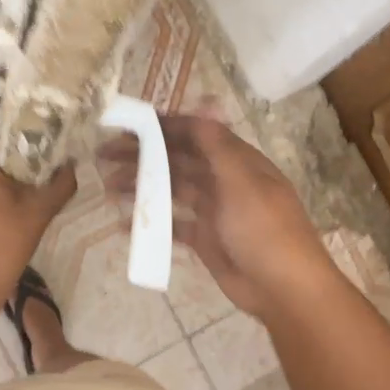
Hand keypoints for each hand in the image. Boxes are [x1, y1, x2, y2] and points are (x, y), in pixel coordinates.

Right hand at [101, 116, 335, 319]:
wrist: (284, 287)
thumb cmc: (266, 231)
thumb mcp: (242, 183)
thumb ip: (217, 146)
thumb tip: (205, 103)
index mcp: (237, 161)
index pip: (195, 134)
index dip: (162, 127)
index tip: (127, 126)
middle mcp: (224, 181)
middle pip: (178, 161)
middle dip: (143, 156)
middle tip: (104, 157)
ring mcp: (214, 211)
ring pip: (172, 191)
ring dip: (142, 187)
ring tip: (108, 188)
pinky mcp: (206, 240)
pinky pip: (173, 226)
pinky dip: (151, 224)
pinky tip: (123, 225)